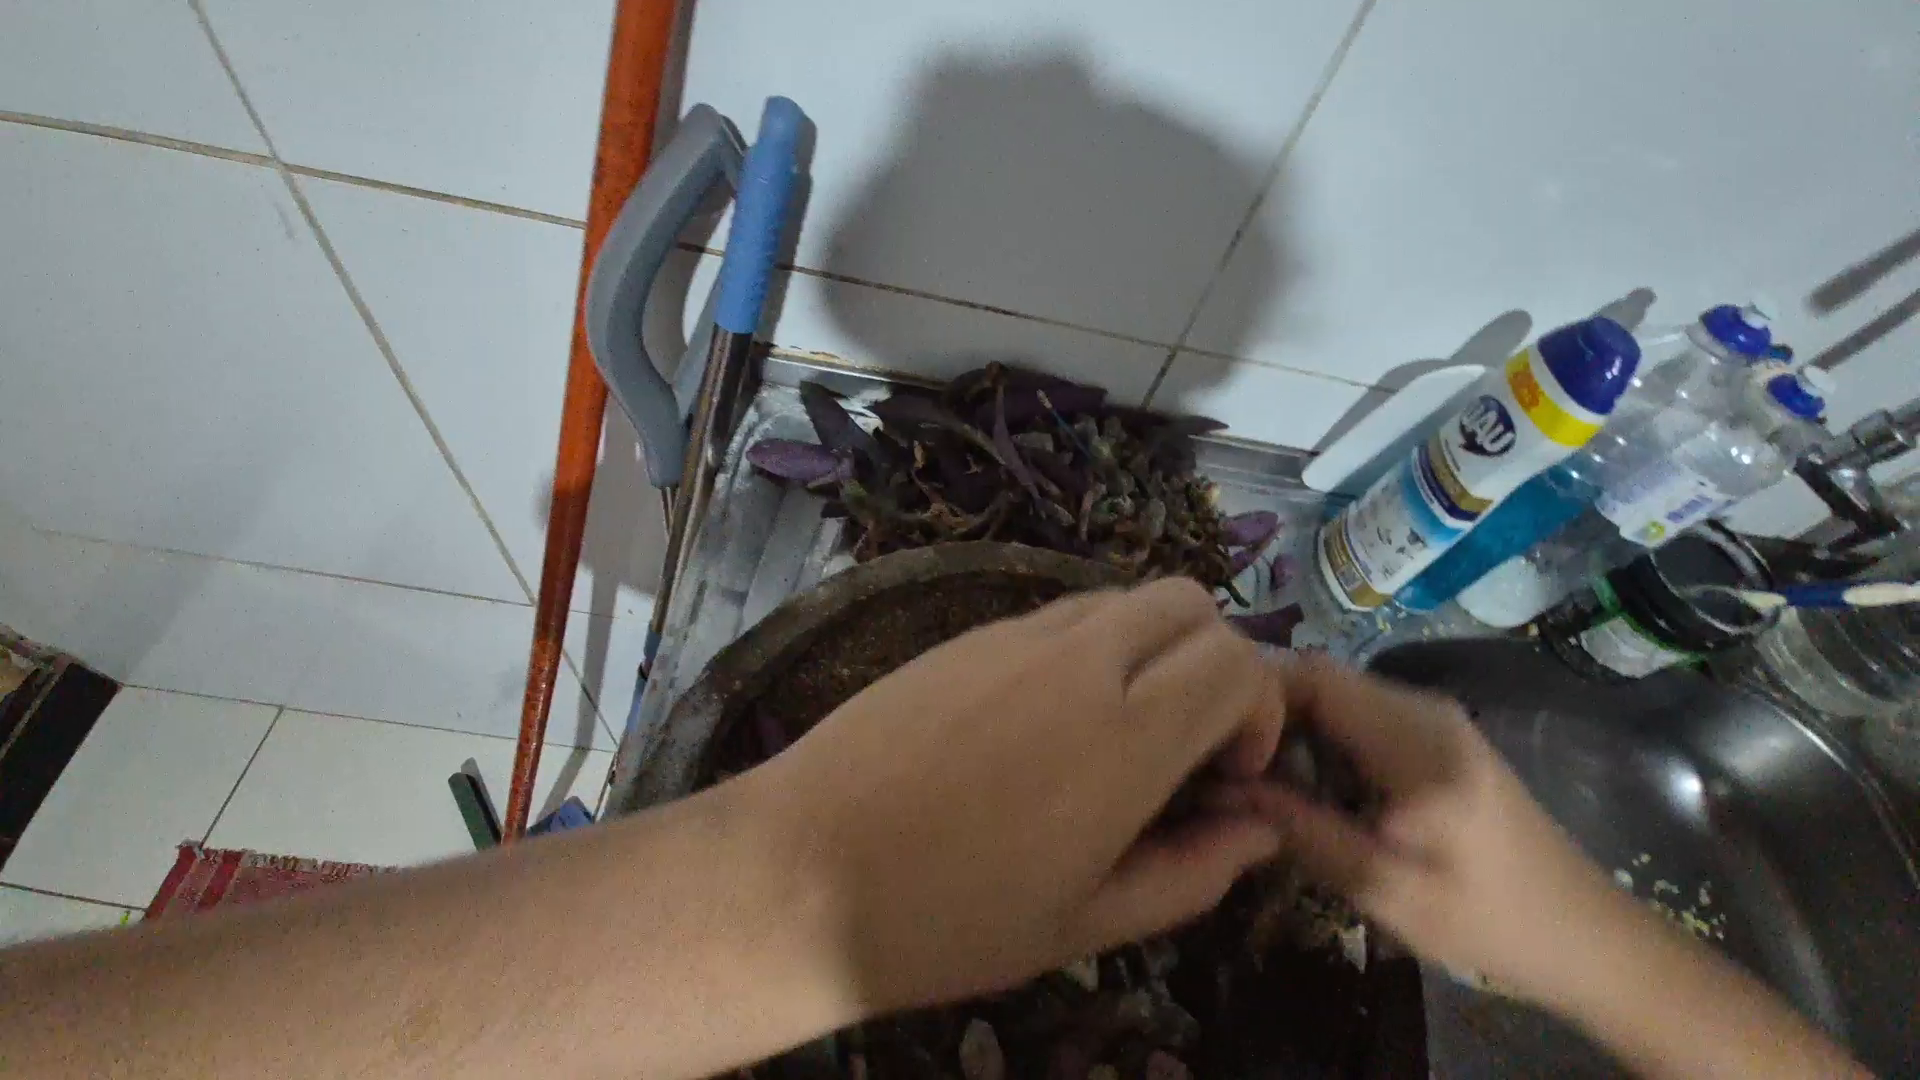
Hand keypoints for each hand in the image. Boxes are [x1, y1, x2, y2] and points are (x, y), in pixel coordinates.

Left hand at [731, 577, 1287, 1014]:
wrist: (807, 869)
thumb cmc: (950, 918)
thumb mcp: (1088, 923)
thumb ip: (1193, 871)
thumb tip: (1260, 830)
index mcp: (1126, 735)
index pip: (1239, 661)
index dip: (1257, 708)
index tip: (1226, 771)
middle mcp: (1080, 661)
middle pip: (1188, 602)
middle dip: (1215, 659)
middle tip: (1183, 738)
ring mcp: (1016, 635)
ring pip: (1121, 598)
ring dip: (1149, 648)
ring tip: (1116, 728)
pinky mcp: (969, 632)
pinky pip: (1058, 613)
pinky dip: (1089, 646)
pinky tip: (1046, 718)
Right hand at [1216, 656, 1629, 1008]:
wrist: (1591, 942)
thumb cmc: (1488, 920)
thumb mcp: (1380, 883)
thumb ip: (1295, 827)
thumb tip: (1214, 790)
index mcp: (1414, 738)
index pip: (1312, 674)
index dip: (1251, 693)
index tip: (1210, 739)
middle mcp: (1420, 708)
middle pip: (1317, 679)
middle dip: (1260, 712)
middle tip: (1216, 758)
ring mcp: (1428, 718)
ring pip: (1330, 695)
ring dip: (1284, 727)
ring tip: (1246, 772)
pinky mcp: (1429, 736)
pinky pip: (1352, 716)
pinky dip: (1313, 739)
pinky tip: (1298, 781)